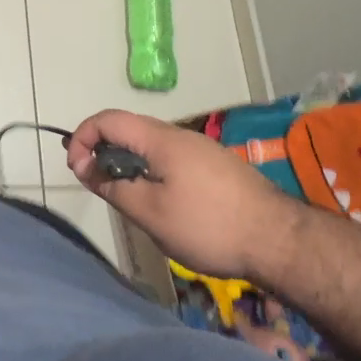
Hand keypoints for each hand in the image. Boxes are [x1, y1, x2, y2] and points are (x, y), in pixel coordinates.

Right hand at [67, 109, 300, 278]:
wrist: (282, 241)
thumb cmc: (209, 226)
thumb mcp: (151, 212)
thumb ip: (113, 186)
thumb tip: (86, 167)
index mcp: (160, 138)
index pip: (108, 119)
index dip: (83, 137)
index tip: (77, 169)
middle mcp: (180, 135)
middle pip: (129, 130)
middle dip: (105, 153)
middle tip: (100, 188)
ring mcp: (201, 150)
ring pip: (151, 147)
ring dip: (130, 166)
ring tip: (131, 202)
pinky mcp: (216, 168)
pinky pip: (172, 160)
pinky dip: (154, 174)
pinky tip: (166, 208)